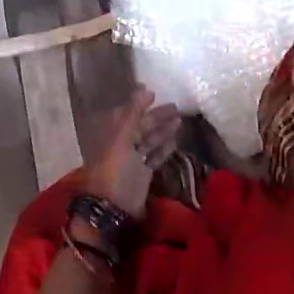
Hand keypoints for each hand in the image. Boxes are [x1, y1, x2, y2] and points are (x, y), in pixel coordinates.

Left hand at [80, 89, 181, 215]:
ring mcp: (133, 160)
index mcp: (113, 135)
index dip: (139, 104)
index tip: (154, 93)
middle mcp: (122, 145)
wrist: (113, 205)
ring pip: (150, 140)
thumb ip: (133, 113)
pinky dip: (164, 148)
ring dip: (163, 130)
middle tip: (176, 107)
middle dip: (157, 116)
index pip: (127, 114)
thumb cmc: (115, 169)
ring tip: (180, 120)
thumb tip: (144, 88)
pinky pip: (155, 156)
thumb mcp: (122, 138)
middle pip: (141, 126)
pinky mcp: (143, 174)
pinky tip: (175, 141)